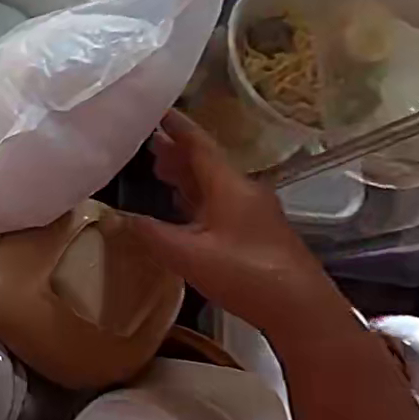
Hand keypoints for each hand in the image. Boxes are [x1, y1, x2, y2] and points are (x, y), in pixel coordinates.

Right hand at [103, 110, 349, 337]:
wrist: (302, 312)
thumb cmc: (245, 275)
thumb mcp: (186, 254)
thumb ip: (149, 232)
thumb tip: (117, 217)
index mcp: (229, 187)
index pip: (198, 145)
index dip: (175, 125)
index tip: (153, 107)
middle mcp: (241, 192)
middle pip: (203, 161)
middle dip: (173, 147)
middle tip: (141, 135)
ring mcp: (249, 212)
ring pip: (209, 181)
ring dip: (182, 170)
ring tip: (152, 161)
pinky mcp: (250, 231)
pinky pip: (214, 200)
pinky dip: (191, 192)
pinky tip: (176, 199)